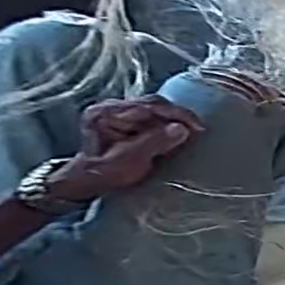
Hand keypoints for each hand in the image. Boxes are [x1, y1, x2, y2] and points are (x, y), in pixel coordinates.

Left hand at [47, 96, 204, 202]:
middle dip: (177, 116)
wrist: (87, 181)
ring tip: (188, 132)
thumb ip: (154, 142)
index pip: (150, 106)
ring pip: (156, 107)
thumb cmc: (104, 174)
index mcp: (105, 114)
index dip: (178, 115)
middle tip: (196, 130)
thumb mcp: (130, 161)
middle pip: (154, 104)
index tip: (197, 128)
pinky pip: (153, 113)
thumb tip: (180, 128)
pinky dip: (167, 122)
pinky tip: (175, 132)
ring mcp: (116, 110)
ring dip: (174, 119)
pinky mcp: (124, 116)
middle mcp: (109, 107)